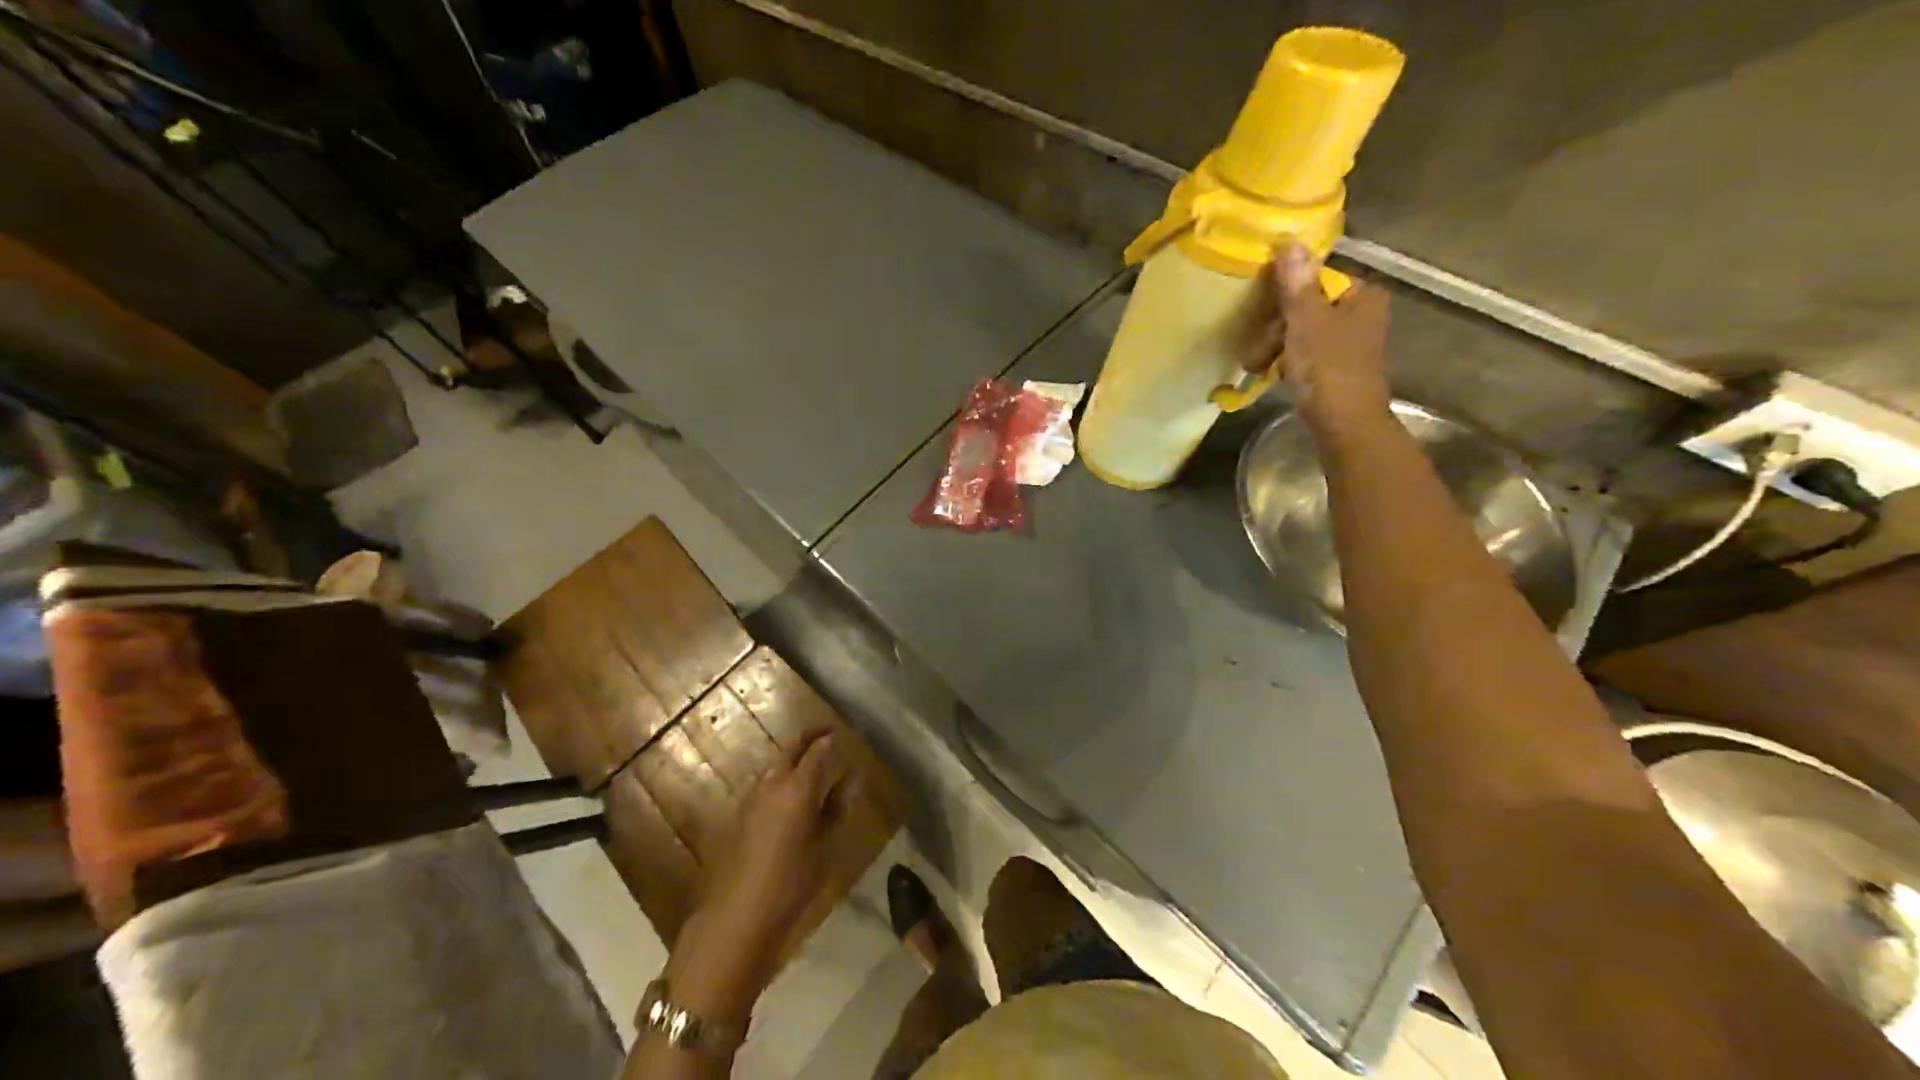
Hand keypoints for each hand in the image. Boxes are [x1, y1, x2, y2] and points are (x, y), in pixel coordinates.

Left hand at [663, 732, 850, 1020]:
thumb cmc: (792, 882)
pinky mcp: (740, 814)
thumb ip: (838, 809)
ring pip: (776, 764)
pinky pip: (766, 782)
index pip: (818, 751)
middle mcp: (773, 783)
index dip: (830, 739)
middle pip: (792, 748)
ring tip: (811, 760)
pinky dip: (781, 775)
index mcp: (798, 787)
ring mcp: (752, 797)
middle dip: (809, 736)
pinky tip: (790, 791)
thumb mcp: (826, 847)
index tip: (843, 732)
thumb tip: (851, 780)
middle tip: (827, 732)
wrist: (738, 916)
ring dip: (793, 755)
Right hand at [1251, 243, 1392, 438]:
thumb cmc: (1327, 369)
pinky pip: (1306, 353)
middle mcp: (1362, 313)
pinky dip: (1288, 361)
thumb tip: (1290, 242)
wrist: (1345, 426)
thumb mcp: (1306, 322)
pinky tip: (1273, 374)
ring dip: (1276, 347)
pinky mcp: (1339, 367)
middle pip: (1306, 307)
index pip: (1314, 280)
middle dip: (1275, 329)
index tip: (1261, 317)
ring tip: (1257, 367)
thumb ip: (1296, 284)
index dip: (1283, 297)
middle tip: (1256, 353)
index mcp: (1362, 295)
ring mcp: (1351, 342)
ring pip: (1302, 332)